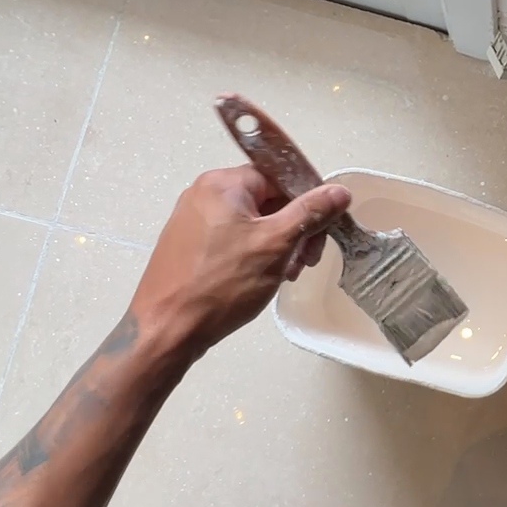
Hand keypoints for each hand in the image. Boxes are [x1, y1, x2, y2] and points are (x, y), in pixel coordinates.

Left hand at [129, 167, 349, 353]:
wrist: (167, 329)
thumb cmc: (223, 283)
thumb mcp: (276, 244)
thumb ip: (310, 212)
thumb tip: (339, 191)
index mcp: (224, 183)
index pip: (281, 176)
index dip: (308, 202)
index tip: (322, 232)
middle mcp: (206, 193)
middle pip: (270, 199)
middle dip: (296, 228)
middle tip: (307, 260)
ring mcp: (196, 219)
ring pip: (256, 221)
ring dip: (281, 244)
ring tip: (287, 273)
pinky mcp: (192, 244)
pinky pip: (237, 237)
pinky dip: (258, 252)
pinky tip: (267, 276)